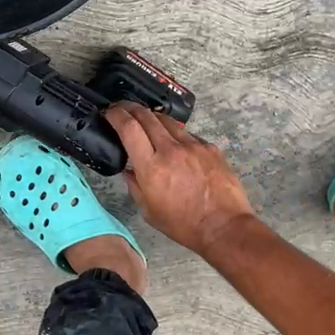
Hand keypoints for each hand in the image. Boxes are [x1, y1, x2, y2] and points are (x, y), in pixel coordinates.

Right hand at [107, 102, 257, 254]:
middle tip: (124, 108)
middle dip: (131, 108)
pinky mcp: (211, 148)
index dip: (116, 115)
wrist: (224, 226)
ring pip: (168, 121)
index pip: (129, 128)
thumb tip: (128, 171)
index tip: (110, 112)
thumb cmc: (185, 225)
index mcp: (152, 167)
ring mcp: (193, 146)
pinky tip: (176, 145)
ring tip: (148, 122)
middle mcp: (171, 150)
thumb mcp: (149, 211)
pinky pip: (188, 134)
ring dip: (154, 118)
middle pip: (147, 116)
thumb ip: (135, 186)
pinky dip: (177, 135)